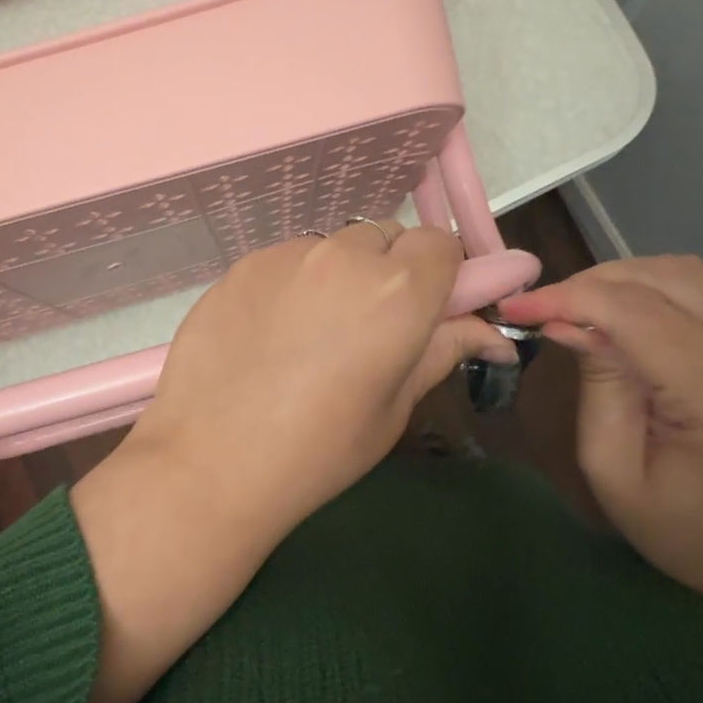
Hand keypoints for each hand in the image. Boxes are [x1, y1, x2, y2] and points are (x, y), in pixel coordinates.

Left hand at [71, 220, 514, 702]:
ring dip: (336, 277)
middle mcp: (344, 256)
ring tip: (309, 338)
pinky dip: (290, 286)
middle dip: (388, 272)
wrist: (212, 464)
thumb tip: (490, 335)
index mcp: (398, 291)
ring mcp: (284, 256)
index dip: (438, 276)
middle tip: (366, 330)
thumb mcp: (394, 408)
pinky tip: (268, 337)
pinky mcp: (239, 267)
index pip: (440, 244)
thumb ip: (441, 352)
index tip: (424, 312)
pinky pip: (283, 262)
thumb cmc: (318, 451)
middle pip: (385, 238)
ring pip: (330, 248)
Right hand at [499, 255, 702, 680]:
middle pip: (666, 280)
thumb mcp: (614, 471)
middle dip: (592, 283)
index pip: (638, 315)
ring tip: (577, 307)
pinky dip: (656, 287)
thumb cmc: (682, 530)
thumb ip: (597, 387)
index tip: (514, 306)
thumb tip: (569, 322)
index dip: (570, 298)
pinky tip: (623, 312)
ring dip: (624, 278)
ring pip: (690, 272)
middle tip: (542, 308)